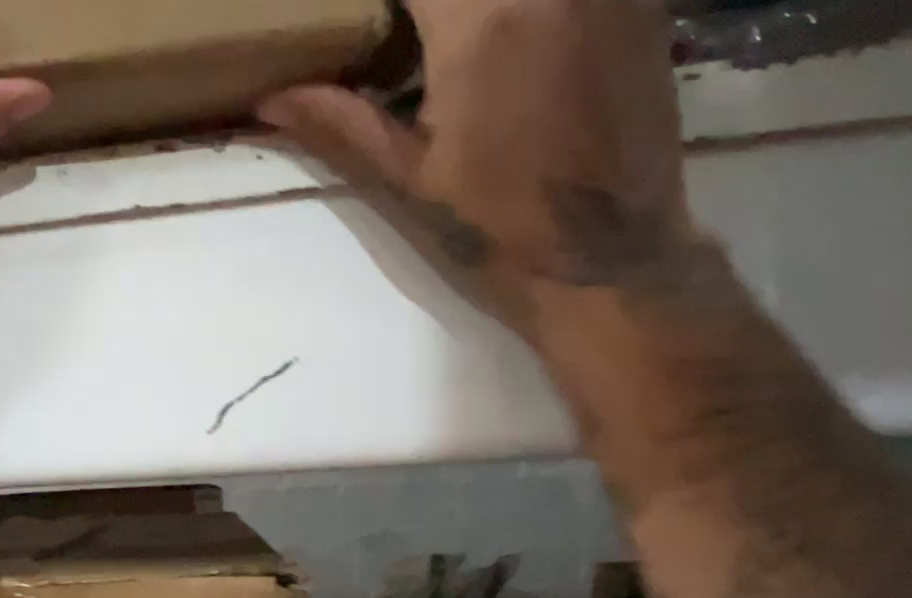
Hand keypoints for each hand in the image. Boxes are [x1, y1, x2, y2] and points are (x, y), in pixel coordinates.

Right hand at [258, 0, 702, 336]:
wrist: (605, 257)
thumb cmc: (494, 226)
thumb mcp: (407, 178)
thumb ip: (341, 122)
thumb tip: (270, 100)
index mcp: (479, 24)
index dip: (386, 5)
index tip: (369, 26)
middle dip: (432, 8)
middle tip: (405, 41)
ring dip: (470, 10)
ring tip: (444, 47)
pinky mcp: (640, 2)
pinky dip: (522, 11)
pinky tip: (511, 46)